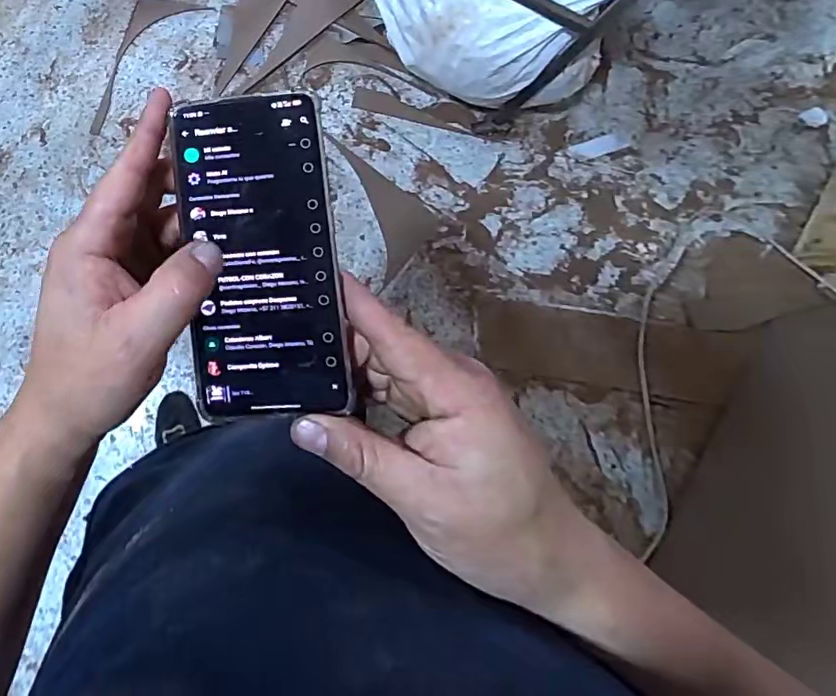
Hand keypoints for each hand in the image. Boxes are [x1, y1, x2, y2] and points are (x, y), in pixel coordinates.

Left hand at [17, 88, 224, 456]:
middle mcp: (99, 243)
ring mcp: (113, 264)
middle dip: (182, 174)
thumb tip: (215, 246)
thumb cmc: (88, 377)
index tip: (165, 95)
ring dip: (192, 215)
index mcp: (89, 243)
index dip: (146, 136)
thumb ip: (178, 290)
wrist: (61, 420)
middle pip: (144, 196)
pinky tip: (220, 245)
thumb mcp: (137, 335)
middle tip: (229, 157)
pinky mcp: (126, 284)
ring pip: (157, 225)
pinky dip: (188, 248)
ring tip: (238, 201)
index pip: (123, 178)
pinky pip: (162, 253)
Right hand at [290, 277, 597, 613]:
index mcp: (453, 387)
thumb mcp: (420, 499)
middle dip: (333, 337)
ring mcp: (448, 390)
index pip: (390, 330)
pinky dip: (362, 388)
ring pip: (382, 363)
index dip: (351, 298)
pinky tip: (330, 392)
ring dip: (344, 366)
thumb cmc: (499, 533)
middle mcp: (451, 376)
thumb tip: (303, 425)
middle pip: (381, 343)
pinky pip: (392, 384)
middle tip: (280, 334)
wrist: (555, 565)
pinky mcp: (442, 406)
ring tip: (294, 361)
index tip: (314, 270)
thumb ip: (358, 455)